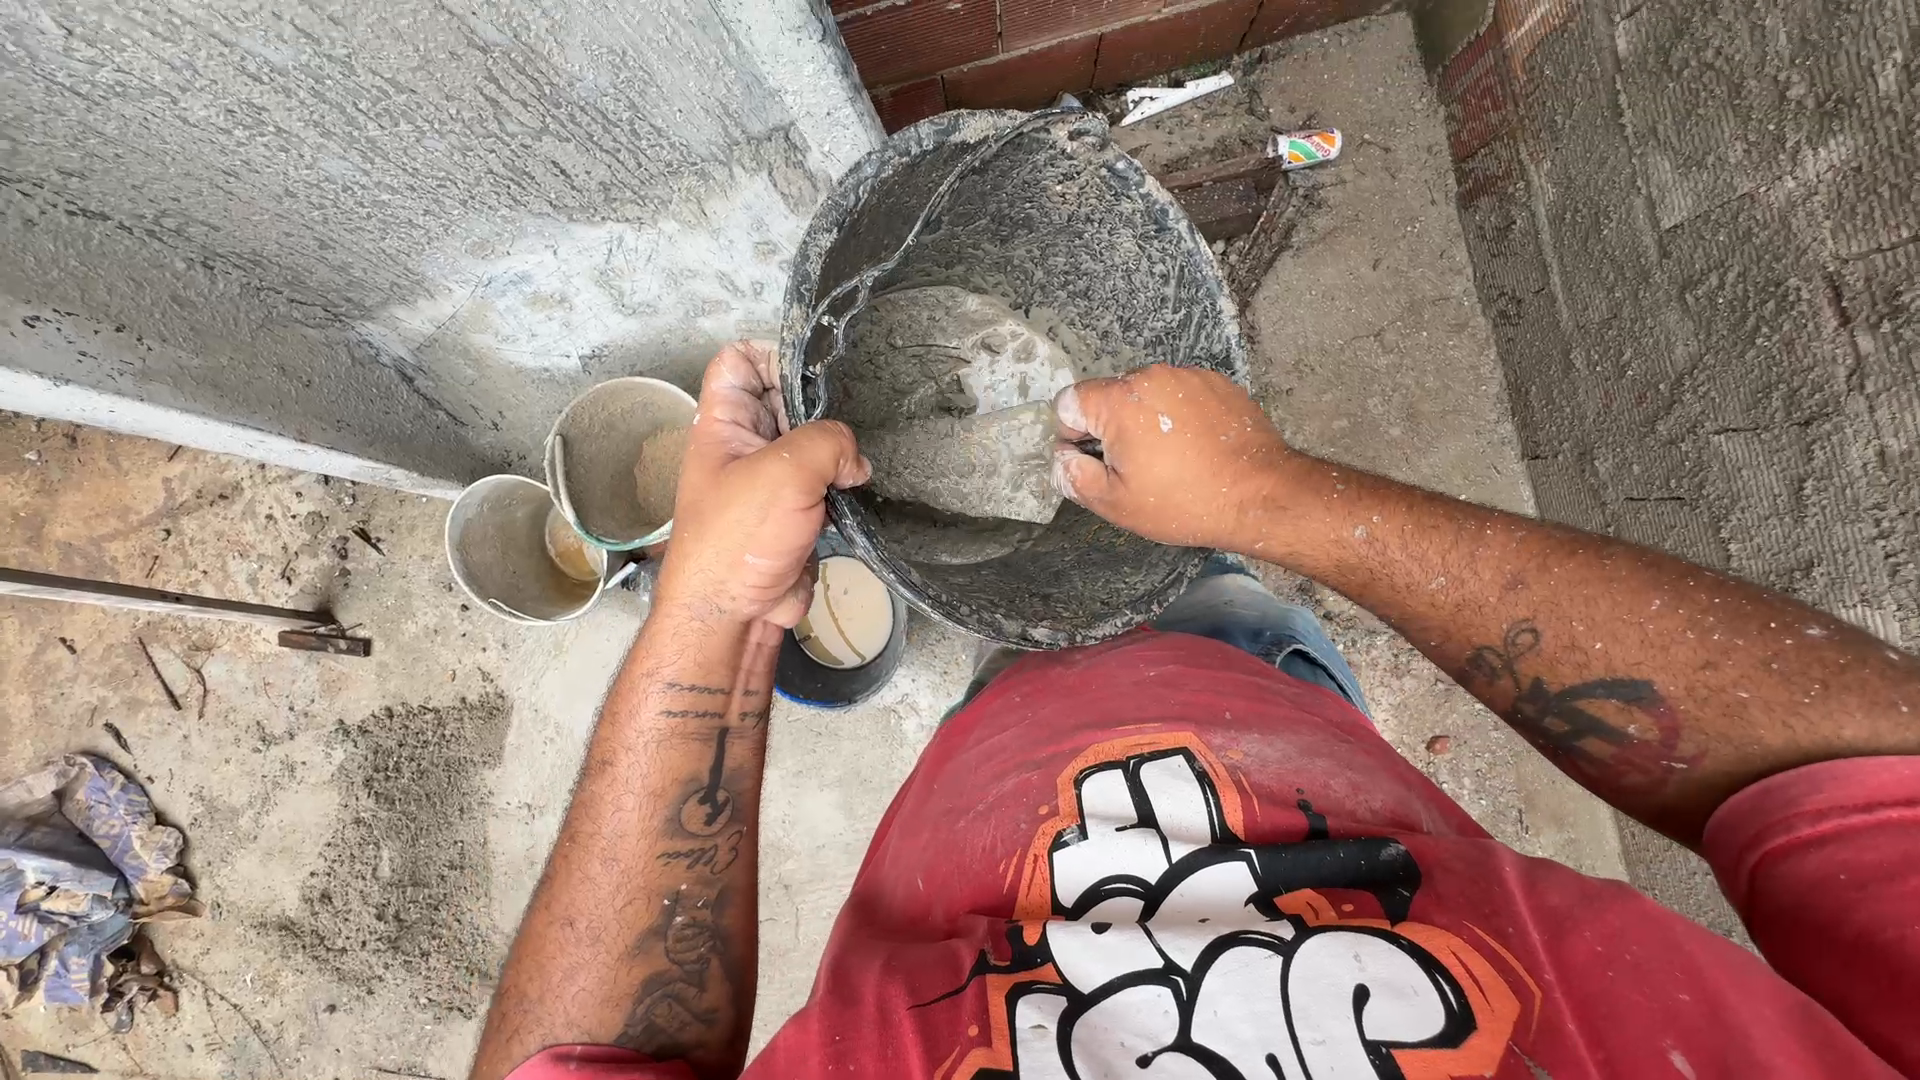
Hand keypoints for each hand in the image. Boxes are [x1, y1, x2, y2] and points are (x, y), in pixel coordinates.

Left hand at [654, 342, 869, 629]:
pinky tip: (857, 489)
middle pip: (785, 398)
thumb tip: (854, 461)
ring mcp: (771, 478)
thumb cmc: (737, 542)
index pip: (740, 361)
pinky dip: (843, 483)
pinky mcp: (795, 509)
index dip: (774, 356)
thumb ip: (830, 444)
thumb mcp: (786, 474)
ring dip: (837, 451)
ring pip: (812, 442)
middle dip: (820, 406)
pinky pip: (825, 480)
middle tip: (847, 422)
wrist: (736, 613)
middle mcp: (745, 445)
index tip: (813, 375)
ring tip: (854, 461)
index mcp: (723, 424)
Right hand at [1052, 364, 1293, 547]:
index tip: (1094, 462)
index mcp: (1119, 400)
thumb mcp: (1116, 503)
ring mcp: (1187, 376)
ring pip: (1144, 396)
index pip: (1070, 402)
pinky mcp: (1215, 383)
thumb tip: (1063, 460)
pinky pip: (1178, 395)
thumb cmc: (1185, 501)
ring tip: (1168, 460)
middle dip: (1110, 429)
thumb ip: (1075, 477)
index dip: (1072, 435)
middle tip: (1134, 468)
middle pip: (1108, 397)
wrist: (1260, 495)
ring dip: (1144, 422)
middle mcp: (1151, 376)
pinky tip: (1193, 449)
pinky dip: (1176, 417)